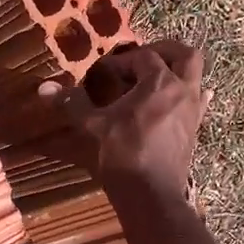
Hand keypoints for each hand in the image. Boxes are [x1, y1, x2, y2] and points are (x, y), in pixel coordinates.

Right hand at [39, 39, 204, 199]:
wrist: (151, 193)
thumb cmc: (122, 155)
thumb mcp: (94, 127)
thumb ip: (73, 103)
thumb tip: (43, 87)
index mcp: (159, 82)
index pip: (142, 57)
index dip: (121, 61)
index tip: (102, 72)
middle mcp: (183, 89)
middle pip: (183, 54)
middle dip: (163, 51)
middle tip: (141, 60)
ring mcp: (192, 109)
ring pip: (195, 76)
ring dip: (177, 71)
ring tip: (156, 79)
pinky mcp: (194, 128)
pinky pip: (199, 102)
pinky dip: (191, 94)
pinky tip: (180, 99)